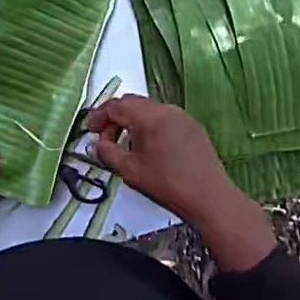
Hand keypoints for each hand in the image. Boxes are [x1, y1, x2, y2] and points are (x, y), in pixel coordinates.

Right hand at [86, 94, 275, 270]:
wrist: (209, 196)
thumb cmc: (167, 183)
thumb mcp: (129, 170)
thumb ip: (107, 152)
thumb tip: (96, 144)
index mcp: (149, 116)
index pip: (116, 106)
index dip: (99, 116)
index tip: (90, 130)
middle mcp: (166, 109)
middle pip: (132, 103)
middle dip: (114, 117)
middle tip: (104, 137)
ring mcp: (181, 116)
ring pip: (148, 109)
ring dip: (132, 121)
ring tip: (125, 144)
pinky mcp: (192, 126)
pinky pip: (163, 117)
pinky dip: (148, 125)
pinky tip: (148, 146)